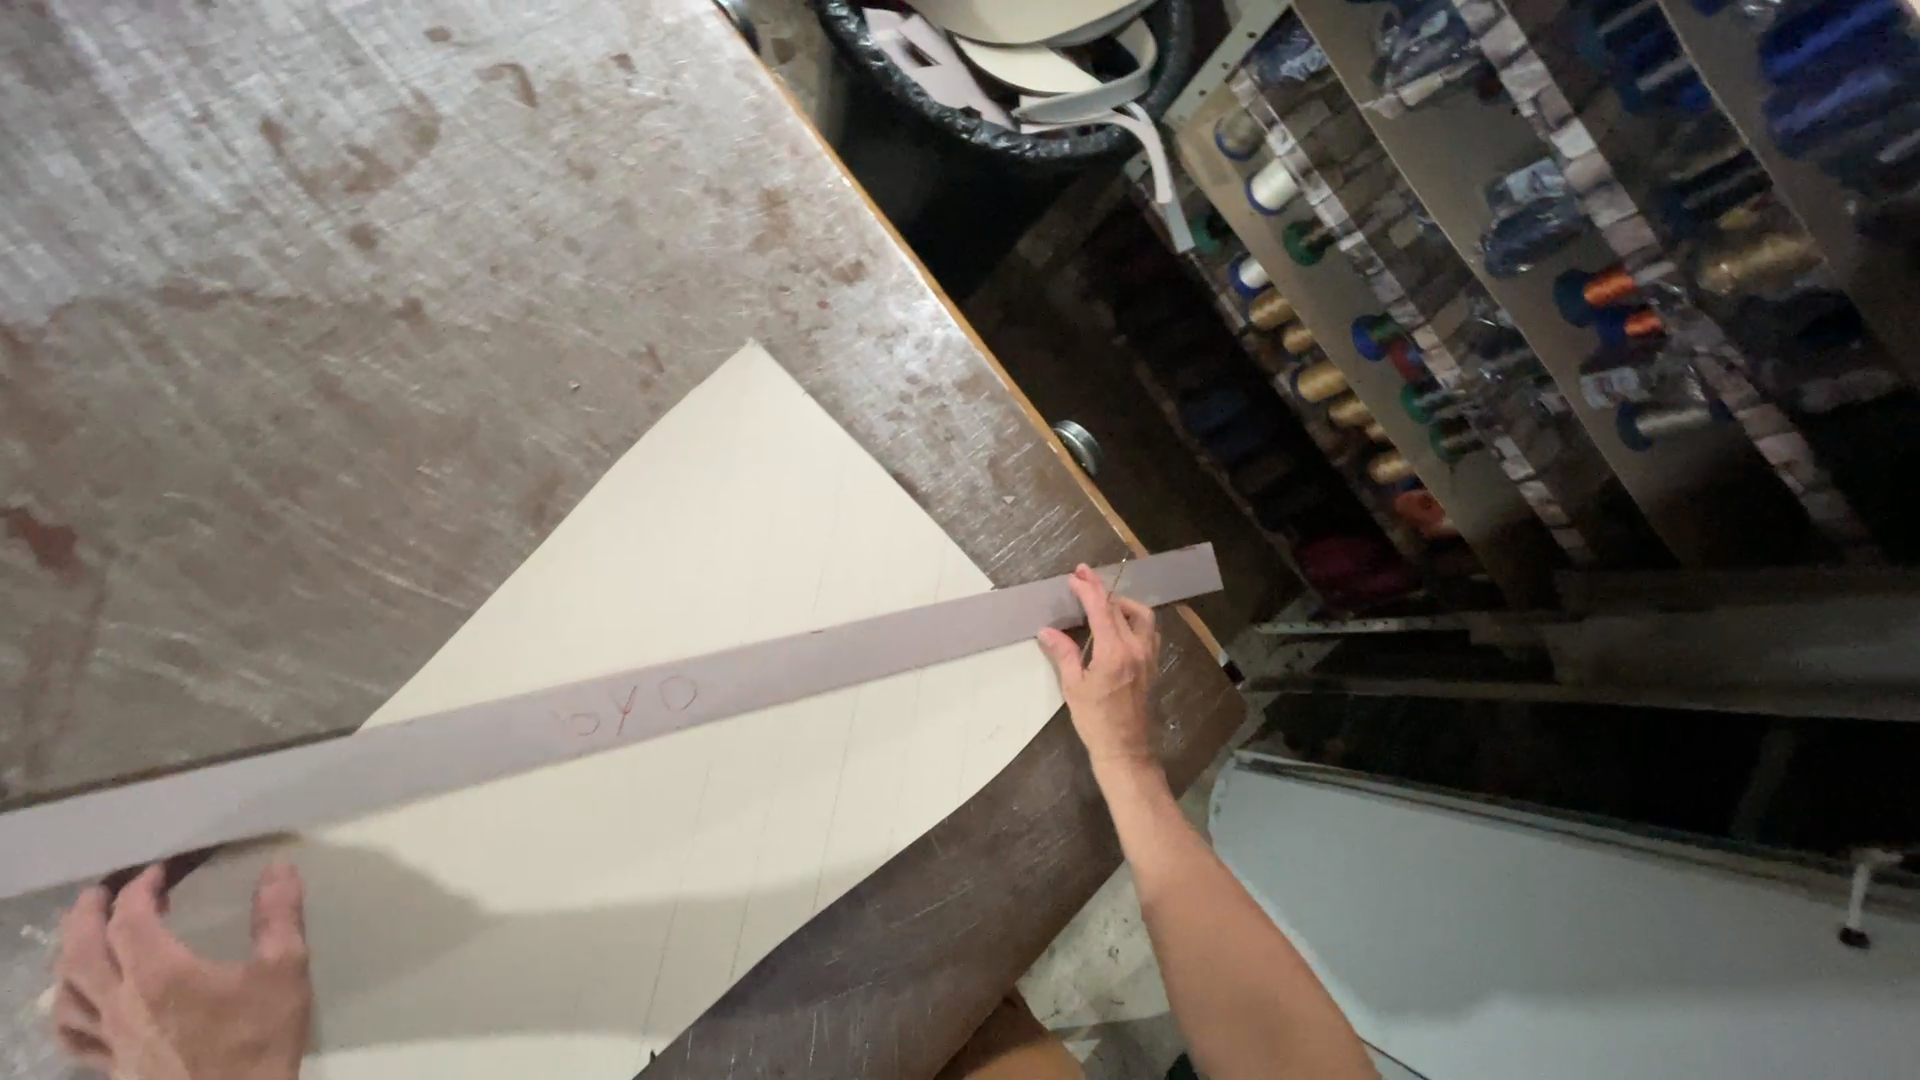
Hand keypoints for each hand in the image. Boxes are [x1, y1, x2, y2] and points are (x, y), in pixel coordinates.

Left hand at [52, 862, 312, 1079]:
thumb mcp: (287, 967)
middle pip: (80, 953)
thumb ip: (279, 916)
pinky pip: (70, 1032)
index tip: (160, 870)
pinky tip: (76, 999)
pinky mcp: (109, 1062)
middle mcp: (122, 1002)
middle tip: (102, 890)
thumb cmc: (262, 1033)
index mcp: (162, 975)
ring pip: (64, 992)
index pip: (129, 922)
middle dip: (86, 915)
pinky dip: (64, 1006)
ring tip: (84, 936)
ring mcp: (109, 1037)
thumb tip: (278, 868)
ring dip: (68, 956)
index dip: (138, 890)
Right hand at [1037, 563, 1163, 770]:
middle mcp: (1136, 648)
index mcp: (1115, 652)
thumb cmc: (1095, 721)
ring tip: (1104, 600)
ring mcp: (1148, 657)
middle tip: (1083, 577)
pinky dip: (1135, 620)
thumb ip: (1063, 654)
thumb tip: (1047, 631)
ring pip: (1142, 616)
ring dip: (1122, 602)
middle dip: (1101, 589)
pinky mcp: (1153, 666)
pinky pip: (1149, 632)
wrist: (1125, 749)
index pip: (1101, 609)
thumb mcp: (1073, 687)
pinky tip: (1121, 624)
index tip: (1074, 577)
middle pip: (1121, 607)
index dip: (1087, 589)